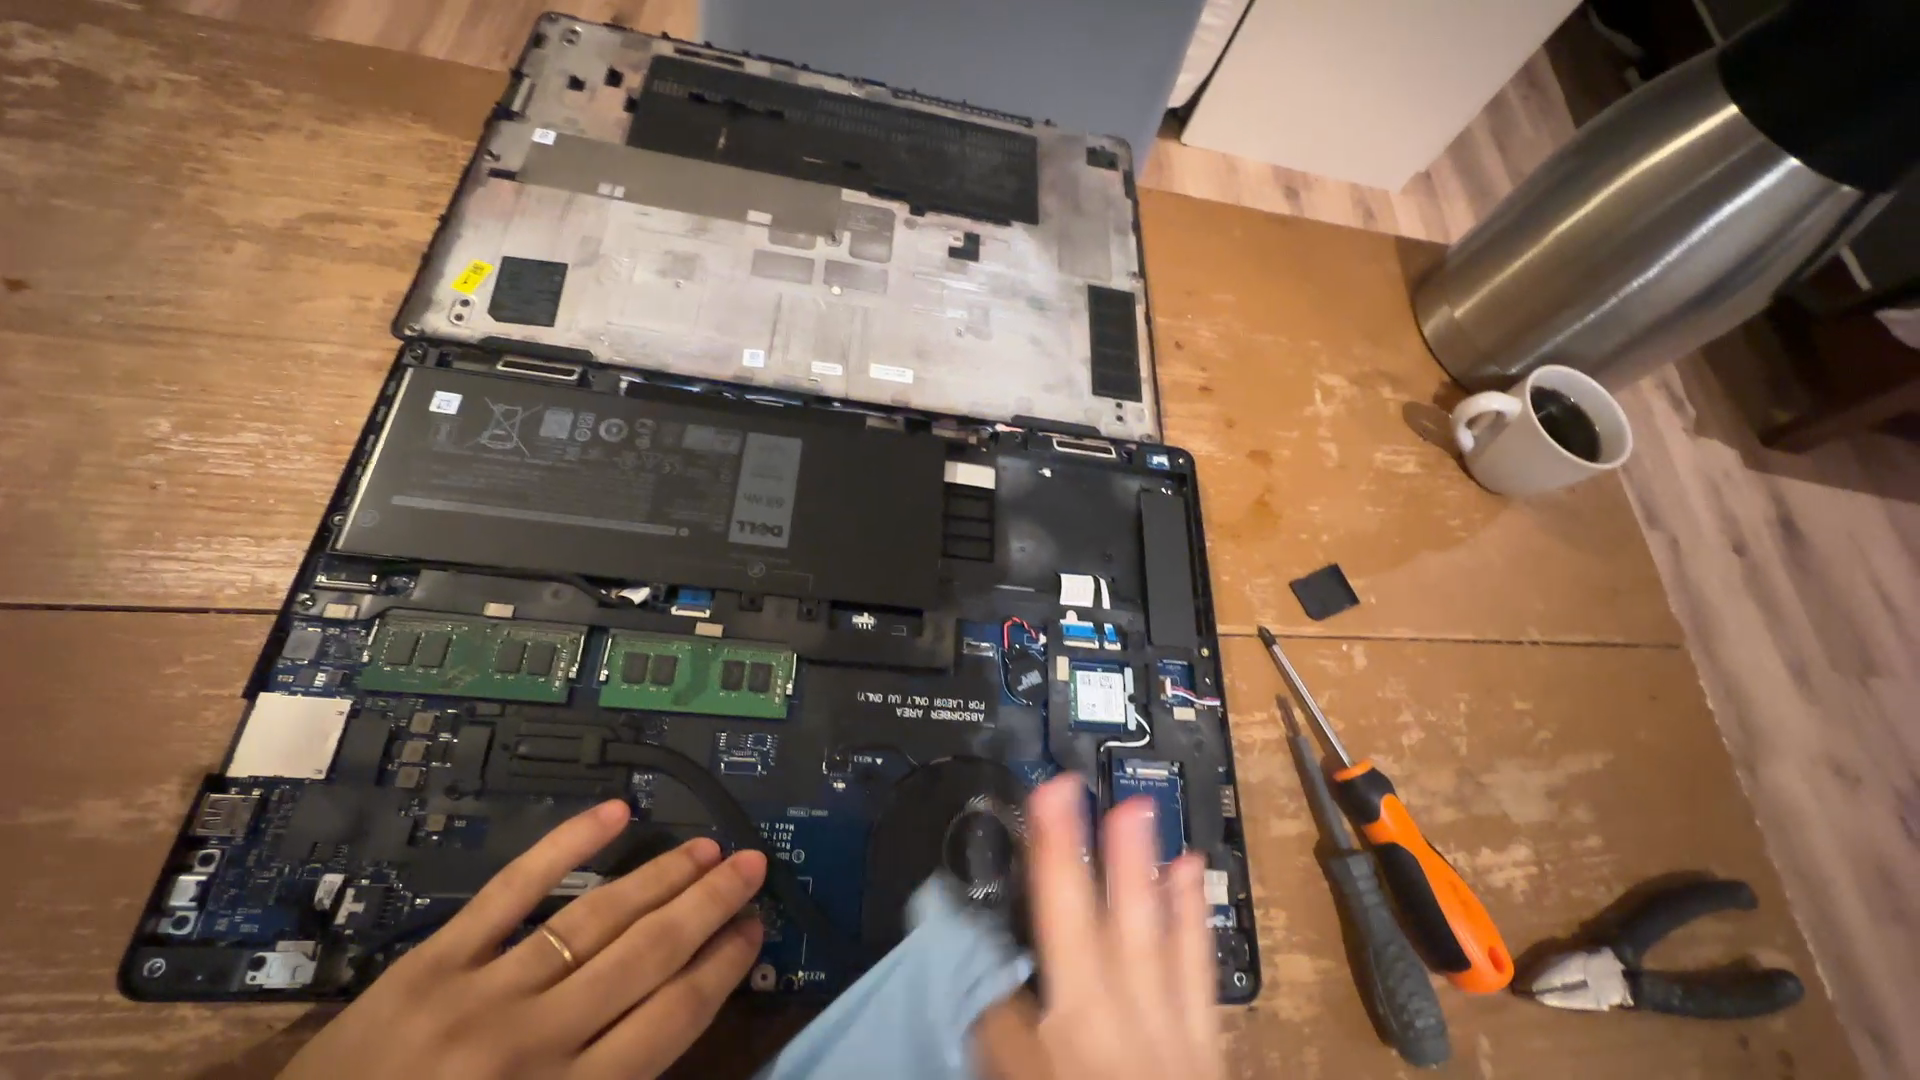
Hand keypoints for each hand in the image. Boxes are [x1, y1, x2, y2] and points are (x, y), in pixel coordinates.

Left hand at [280, 800, 765, 1079]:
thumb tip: (673, 1020)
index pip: (672, 1017)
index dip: (723, 966)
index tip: (753, 928)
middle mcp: (537, 1042)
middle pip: (647, 956)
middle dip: (709, 905)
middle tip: (750, 865)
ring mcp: (483, 993)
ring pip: (595, 918)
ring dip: (660, 877)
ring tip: (707, 847)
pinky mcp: (431, 962)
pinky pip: (509, 890)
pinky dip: (565, 847)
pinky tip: (614, 813)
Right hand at [974, 776, 1223, 1079]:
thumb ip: (1002, 1037)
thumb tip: (978, 988)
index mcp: (1069, 1027)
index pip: (1033, 938)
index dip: (1026, 869)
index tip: (1011, 815)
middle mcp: (1116, 1015)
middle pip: (1091, 917)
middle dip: (1076, 850)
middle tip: (1069, 789)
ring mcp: (1166, 1021)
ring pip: (1149, 927)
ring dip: (1139, 864)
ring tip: (1135, 809)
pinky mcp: (1203, 1034)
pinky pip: (1198, 963)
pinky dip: (1191, 914)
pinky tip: (1190, 872)